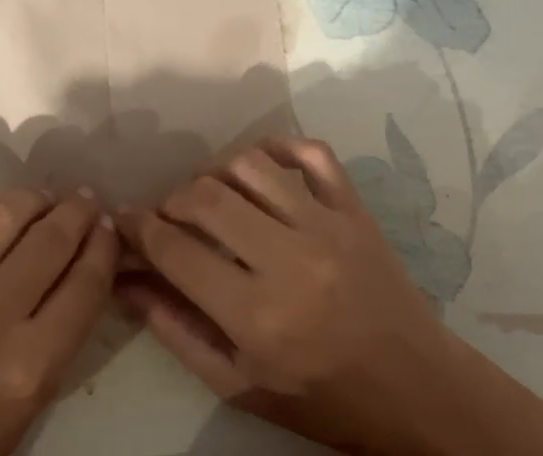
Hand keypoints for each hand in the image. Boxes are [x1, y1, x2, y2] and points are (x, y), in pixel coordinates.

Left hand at [0, 188, 119, 455]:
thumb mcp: (29, 403)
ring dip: (33, 198)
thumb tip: (81, 267)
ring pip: (1, 216)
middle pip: (49, 242)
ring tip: (47, 197)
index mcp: (28, 368)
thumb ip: (59, 336)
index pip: (84, 286)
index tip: (111, 228)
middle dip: (78, 214)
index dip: (105, 248)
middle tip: (88, 201)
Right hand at [117, 137, 542, 455]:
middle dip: (170, 200)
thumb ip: (176, 330)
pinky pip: (311, 152)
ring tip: (210, 197)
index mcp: (257, 315)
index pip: (175, 249)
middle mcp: (290, 260)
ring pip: (249, 166)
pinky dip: (278, 145)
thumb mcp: (239, 384)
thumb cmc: (322, 396)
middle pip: (204, 197)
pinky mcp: (356, 210)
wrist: (419, 392)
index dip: (138, 229)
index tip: (125, 222)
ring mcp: (328, 227)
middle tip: (167, 216)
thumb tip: (124, 282)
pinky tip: (259, 165)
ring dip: (214, 174)